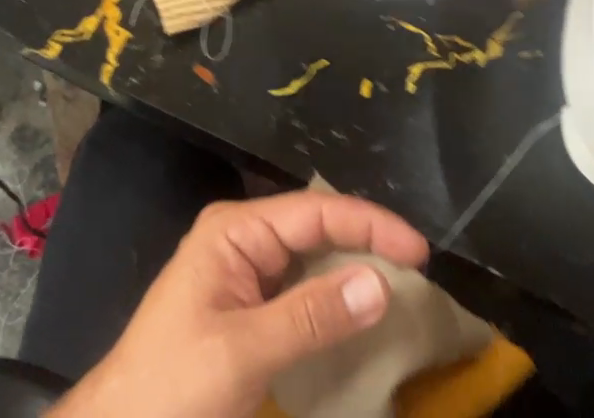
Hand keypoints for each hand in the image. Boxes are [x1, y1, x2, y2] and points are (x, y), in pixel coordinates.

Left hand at [49, 191, 430, 417]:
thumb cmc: (173, 382)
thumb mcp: (244, 350)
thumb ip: (312, 315)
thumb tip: (381, 283)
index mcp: (235, 231)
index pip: (315, 211)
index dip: (370, 224)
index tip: (420, 252)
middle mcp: (242, 239)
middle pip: (317, 226)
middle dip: (366, 241)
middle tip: (418, 271)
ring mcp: (243, 270)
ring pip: (312, 256)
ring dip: (353, 267)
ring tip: (402, 285)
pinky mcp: (248, 303)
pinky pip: (301, 286)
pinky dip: (334, 295)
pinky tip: (360, 309)